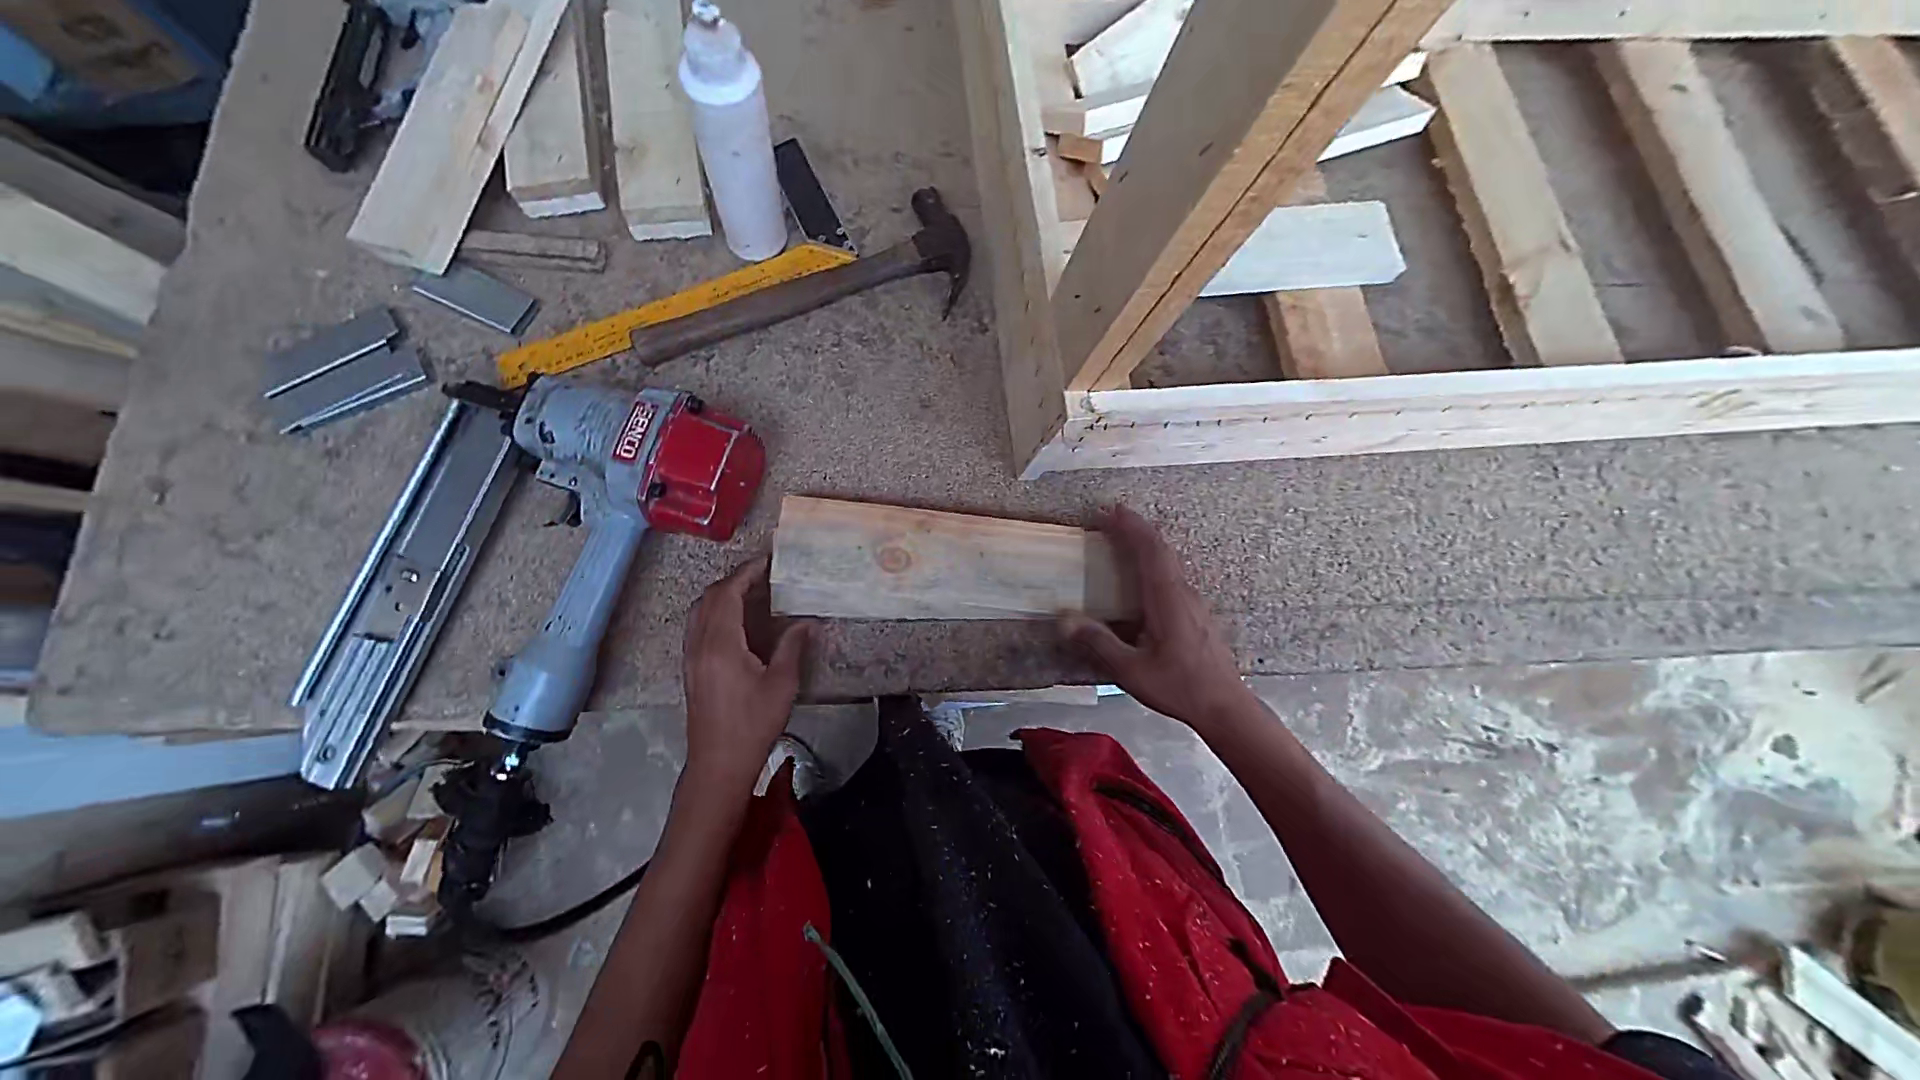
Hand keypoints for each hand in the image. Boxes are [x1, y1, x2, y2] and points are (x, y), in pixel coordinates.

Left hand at [682, 555, 809, 792]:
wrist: (719, 762)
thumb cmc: (753, 724)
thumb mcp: (781, 684)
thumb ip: (791, 647)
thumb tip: (807, 622)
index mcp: (720, 644)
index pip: (727, 594)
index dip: (745, 573)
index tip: (766, 562)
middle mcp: (699, 644)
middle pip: (709, 598)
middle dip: (733, 580)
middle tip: (762, 575)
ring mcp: (691, 656)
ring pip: (699, 611)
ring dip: (721, 595)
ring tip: (750, 592)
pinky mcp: (690, 668)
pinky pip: (697, 626)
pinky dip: (714, 612)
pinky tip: (736, 621)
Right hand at [1059, 504, 1255, 732]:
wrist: (1225, 706)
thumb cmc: (1178, 686)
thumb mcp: (1131, 670)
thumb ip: (1098, 642)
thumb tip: (1065, 620)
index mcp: (1167, 599)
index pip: (1150, 551)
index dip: (1131, 527)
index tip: (1110, 511)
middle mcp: (1183, 594)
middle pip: (1162, 550)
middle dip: (1136, 529)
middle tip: (1112, 517)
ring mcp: (1194, 603)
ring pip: (1170, 563)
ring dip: (1146, 546)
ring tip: (1124, 541)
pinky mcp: (1198, 615)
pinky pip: (1173, 577)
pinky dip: (1154, 564)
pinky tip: (1143, 579)